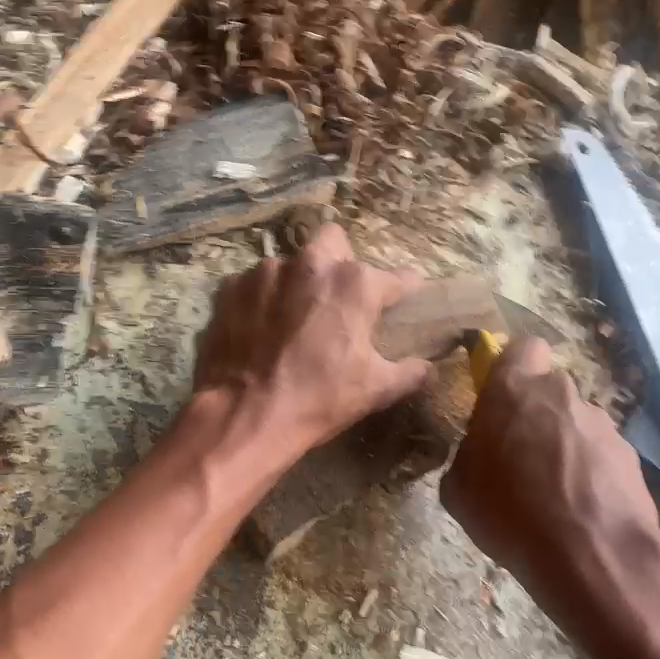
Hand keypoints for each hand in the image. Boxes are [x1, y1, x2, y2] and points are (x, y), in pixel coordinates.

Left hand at [194, 223, 431, 455]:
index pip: (397, 278)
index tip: (402, 303)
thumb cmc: (318, 400)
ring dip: (296, 283)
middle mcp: (311, 264)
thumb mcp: (376, 390)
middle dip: (340, 262)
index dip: (403, 292)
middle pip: (335, 242)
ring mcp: (266, 271)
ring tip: (291, 319)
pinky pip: (253, 284)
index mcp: (355, 284)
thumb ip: (410, 372)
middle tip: (337, 300)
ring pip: (290, 263)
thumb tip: (428, 366)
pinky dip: (260, 300)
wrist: (245, 415)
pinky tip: (259, 329)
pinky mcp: (231, 287)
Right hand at [441, 338, 659, 593]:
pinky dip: (589, 473)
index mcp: (514, 390)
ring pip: (574, 423)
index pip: (522, 348)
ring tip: (552, 495)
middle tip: (520, 459)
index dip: (513, 367)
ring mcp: (601, 422)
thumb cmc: (508, 512)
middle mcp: (561, 394)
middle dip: (535, 416)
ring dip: (563, 447)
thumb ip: (470, 455)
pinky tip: (579, 510)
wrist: (590, 553)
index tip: (501, 399)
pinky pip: (599, 454)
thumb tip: (482, 454)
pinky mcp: (629, 454)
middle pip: (547, 391)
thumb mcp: (459, 489)